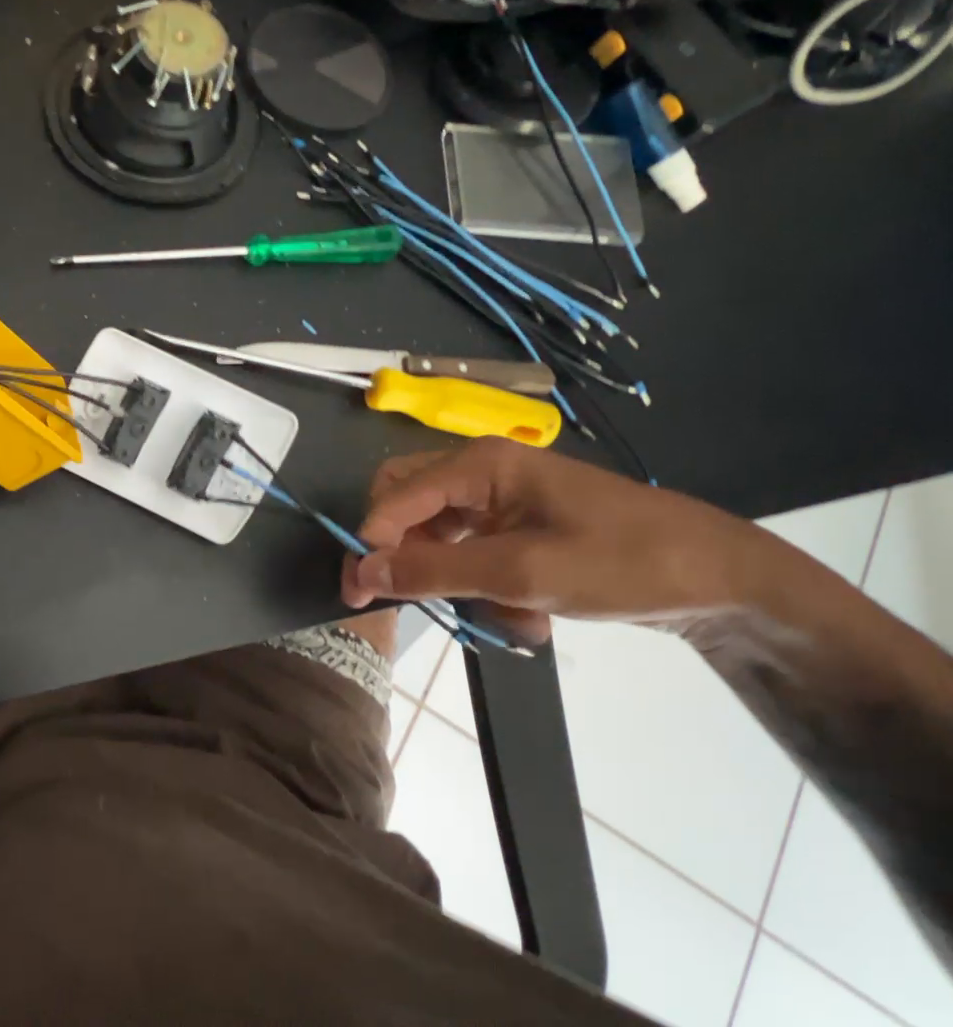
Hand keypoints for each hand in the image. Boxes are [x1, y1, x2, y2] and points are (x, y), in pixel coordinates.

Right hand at [339, 439, 772, 643]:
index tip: (358, 593)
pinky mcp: (522, 526)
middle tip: (396, 599)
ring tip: (495, 617)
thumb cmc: (625, 563)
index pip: (394, 495)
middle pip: (407, 506)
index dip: (368, 541)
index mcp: (482, 465)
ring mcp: (505, 500)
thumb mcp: (520, 572)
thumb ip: (432, 570)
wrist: (726, 581)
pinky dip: (486, 587)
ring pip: (438, 535)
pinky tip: (525, 617)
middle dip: (402, 555)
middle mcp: (485, 473)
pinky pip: (474, 553)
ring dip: (452, 579)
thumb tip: (360, 573)